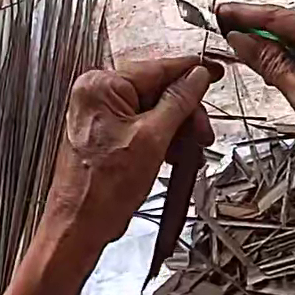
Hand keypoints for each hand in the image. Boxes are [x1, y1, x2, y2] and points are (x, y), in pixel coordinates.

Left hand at [0, 56, 216, 294]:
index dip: (192, 70)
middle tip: (203, 133)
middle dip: (185, 112)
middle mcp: (97, 93)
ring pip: (153, 109)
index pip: (157, 67)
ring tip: (190, 151)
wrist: (79, 226)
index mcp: (102, 86)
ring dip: (177, 129)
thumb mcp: (153, 139)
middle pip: (157, 89)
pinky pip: (142, 124)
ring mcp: (99, 113)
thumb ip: (178, 102)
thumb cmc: (103, 189)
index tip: (215, 70)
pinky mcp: (105, 132)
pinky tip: (175, 155)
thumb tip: (196, 76)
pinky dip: (162, 138)